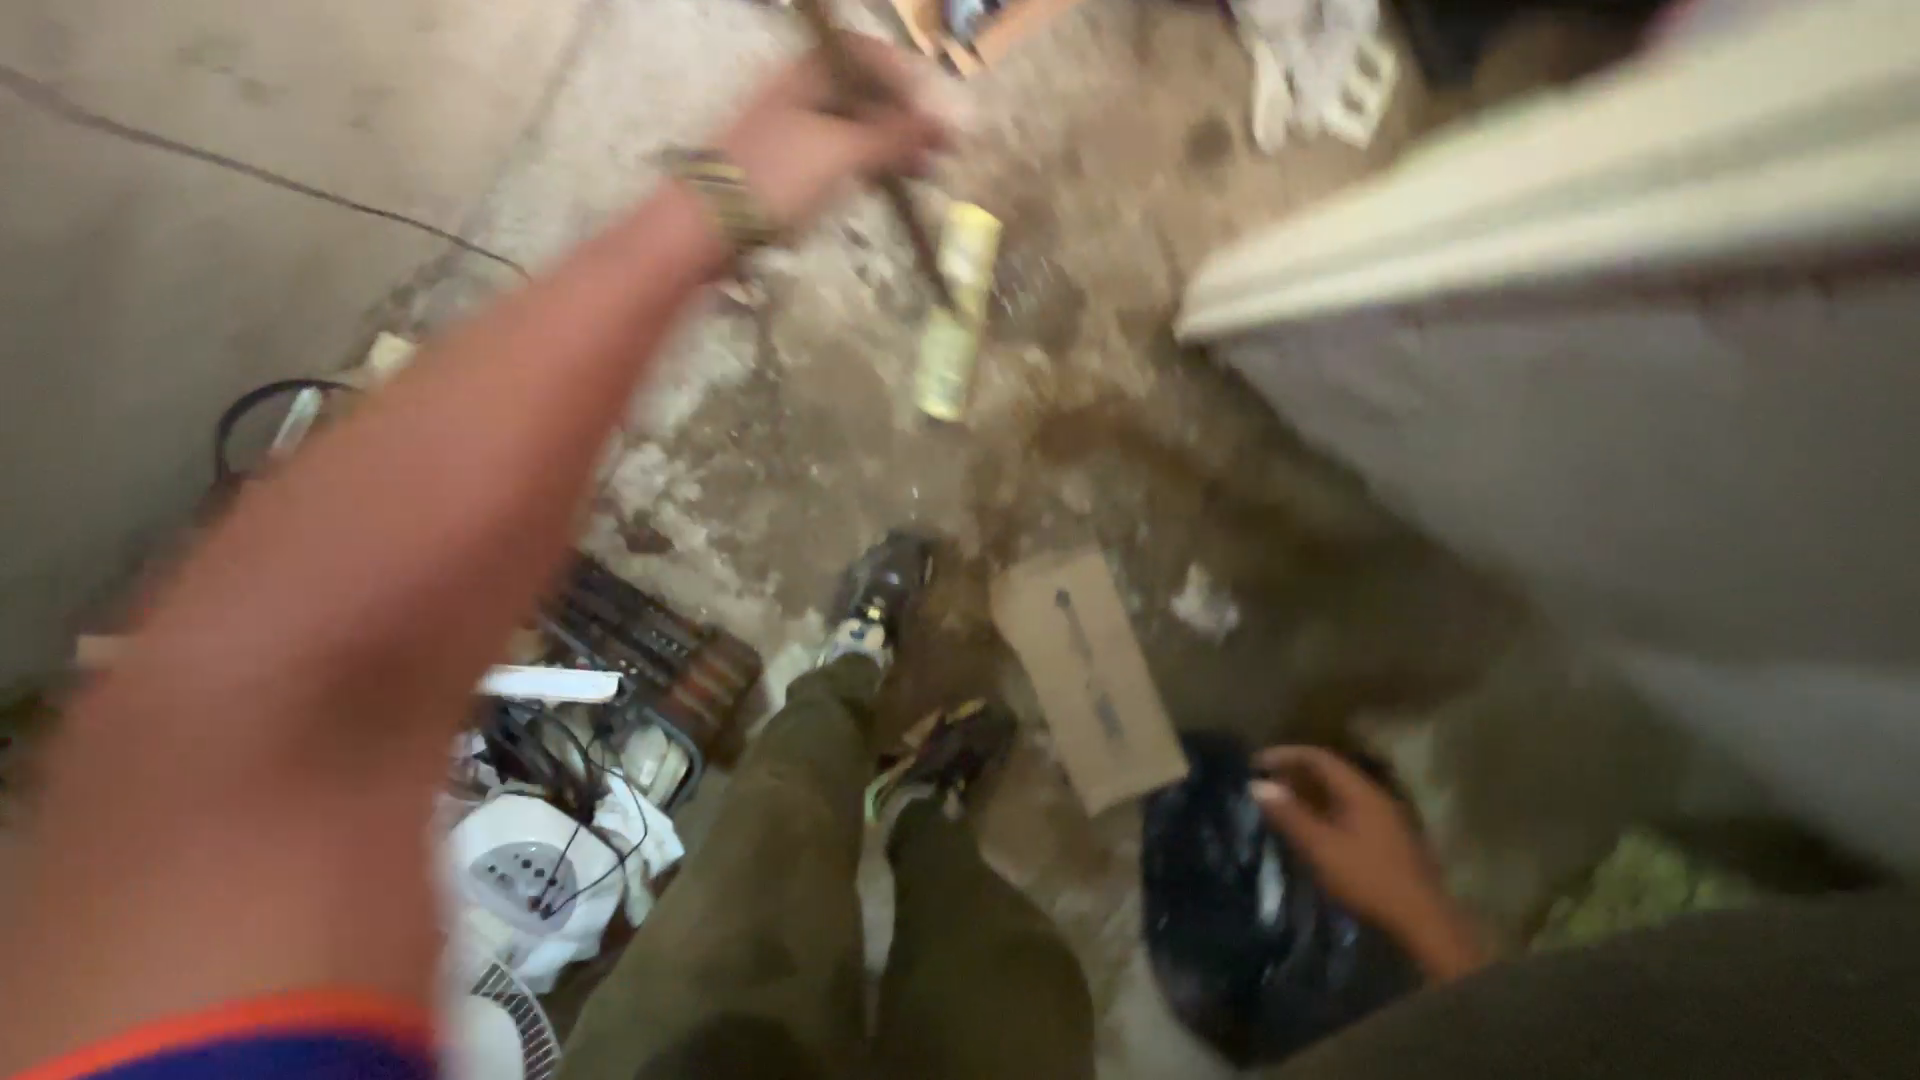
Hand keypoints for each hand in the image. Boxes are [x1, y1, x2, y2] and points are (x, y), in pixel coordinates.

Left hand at [711, 35, 955, 231]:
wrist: (708, 225)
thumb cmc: (775, 178)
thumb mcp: (840, 153)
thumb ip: (894, 136)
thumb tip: (945, 123)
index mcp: (808, 72)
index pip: (867, 54)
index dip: (906, 78)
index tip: (935, 113)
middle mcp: (800, 91)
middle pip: (864, 92)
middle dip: (906, 118)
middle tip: (940, 152)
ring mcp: (792, 130)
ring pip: (854, 127)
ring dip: (891, 146)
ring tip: (923, 174)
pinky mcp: (788, 167)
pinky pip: (839, 156)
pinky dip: (867, 167)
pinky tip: (886, 186)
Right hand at [1251, 746, 1487, 979]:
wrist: (1422, 922)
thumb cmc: (1367, 879)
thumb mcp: (1320, 848)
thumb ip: (1289, 815)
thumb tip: (1258, 786)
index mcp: (1360, 792)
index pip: (1318, 758)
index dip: (1285, 755)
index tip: (1256, 763)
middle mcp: (1375, 797)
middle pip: (1330, 773)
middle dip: (1294, 774)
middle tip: (1264, 784)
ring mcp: (1385, 819)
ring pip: (1340, 794)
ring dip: (1308, 794)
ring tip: (1280, 805)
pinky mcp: (1388, 840)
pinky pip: (1348, 811)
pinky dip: (1323, 811)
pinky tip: (1310, 829)